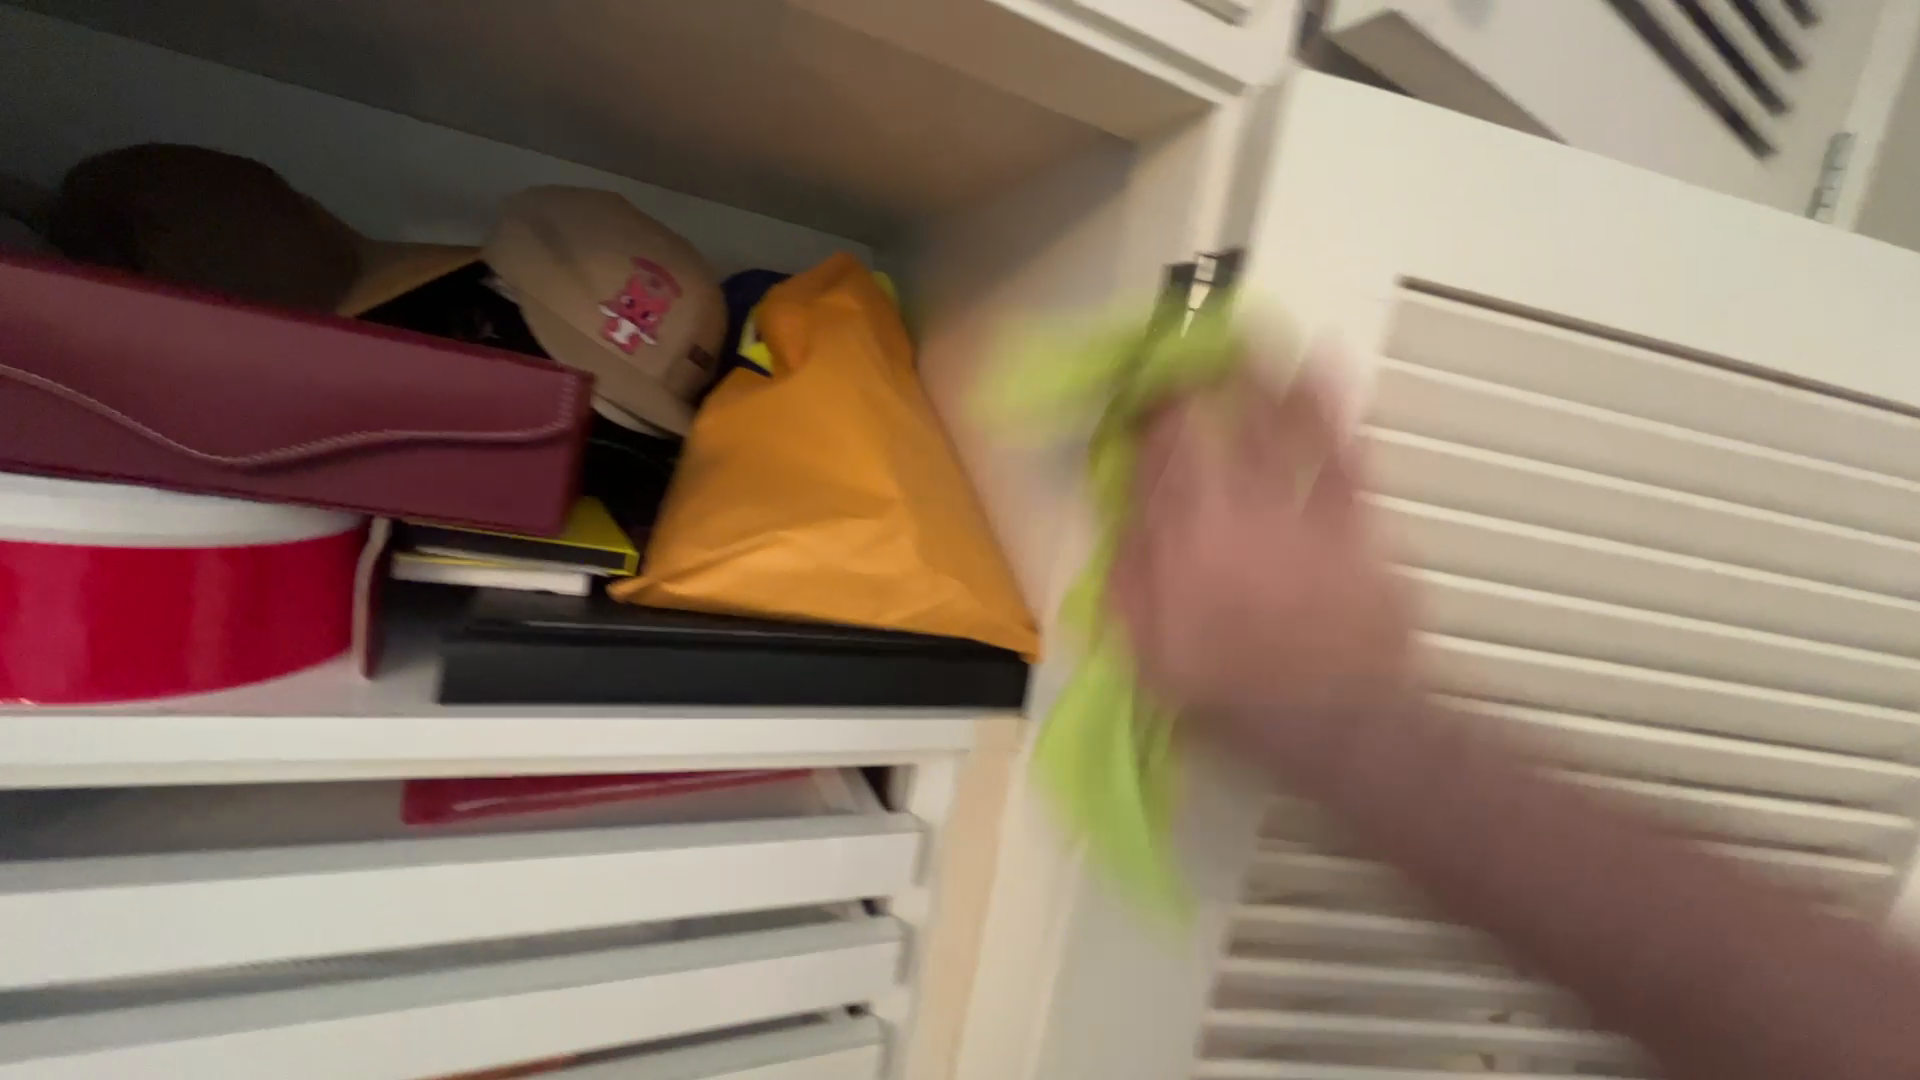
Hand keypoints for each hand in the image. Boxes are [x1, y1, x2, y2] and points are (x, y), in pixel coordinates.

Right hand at [1110, 366, 1415, 744]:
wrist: (1342, 721)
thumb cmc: (1240, 693)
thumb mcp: (1154, 655)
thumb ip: (1131, 582)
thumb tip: (1124, 521)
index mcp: (1180, 550)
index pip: (1155, 463)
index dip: (1145, 419)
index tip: (1139, 397)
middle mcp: (1234, 517)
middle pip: (1208, 431)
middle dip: (1194, 381)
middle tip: (1187, 345)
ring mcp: (1298, 513)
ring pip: (1270, 426)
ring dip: (1255, 374)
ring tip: (1244, 330)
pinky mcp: (1353, 519)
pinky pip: (1339, 448)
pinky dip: (1328, 404)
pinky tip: (1322, 365)